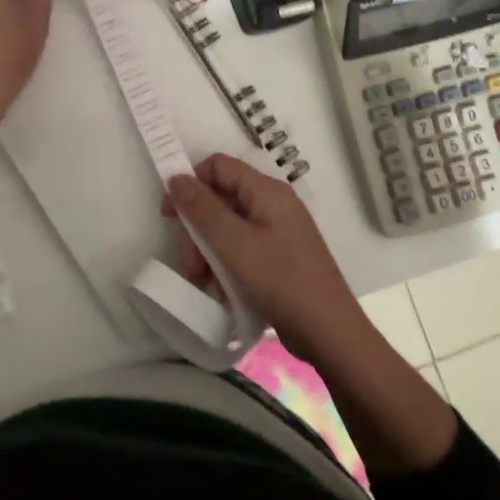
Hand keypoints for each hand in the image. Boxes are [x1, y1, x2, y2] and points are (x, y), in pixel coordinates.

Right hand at [163, 153, 366, 363]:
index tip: (170, 215)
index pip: (219, 166)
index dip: (191, 183)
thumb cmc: (282, 281)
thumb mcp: (235, 244)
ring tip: (204, 285)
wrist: (329, 333)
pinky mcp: (278, 258)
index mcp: (267, 192)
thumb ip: (202, 209)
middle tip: (190, 266)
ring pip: (227, 230)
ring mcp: (277, 233)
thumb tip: (175, 177)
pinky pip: (241, 251)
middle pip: (220, 201)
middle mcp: (273, 205)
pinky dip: (226, 268)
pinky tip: (222, 293)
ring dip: (208, 255)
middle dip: (198, 232)